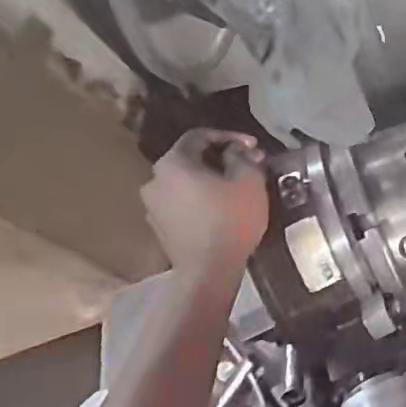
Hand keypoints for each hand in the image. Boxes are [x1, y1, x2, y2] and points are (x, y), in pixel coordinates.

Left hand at [140, 128, 268, 278]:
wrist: (208, 270)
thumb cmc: (230, 219)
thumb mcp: (249, 181)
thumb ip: (243, 157)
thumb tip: (238, 150)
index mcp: (173, 163)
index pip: (199, 136)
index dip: (229, 136)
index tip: (252, 146)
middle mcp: (154, 180)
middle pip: (190, 159)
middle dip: (220, 158)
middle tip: (246, 165)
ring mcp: (152, 205)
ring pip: (185, 182)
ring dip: (209, 180)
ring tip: (234, 188)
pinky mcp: (158, 227)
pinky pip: (181, 202)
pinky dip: (199, 199)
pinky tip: (219, 209)